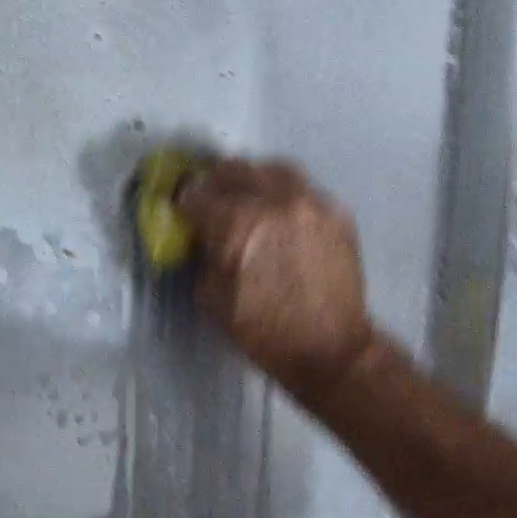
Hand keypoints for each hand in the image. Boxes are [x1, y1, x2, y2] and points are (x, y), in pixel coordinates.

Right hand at [177, 158, 375, 399]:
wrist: (328, 347)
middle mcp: (275, 202)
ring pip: (273, 170)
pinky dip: (282, 193)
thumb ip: (205, 259)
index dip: (184, 202)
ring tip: (243, 195)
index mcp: (238, 225)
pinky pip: (302, 188)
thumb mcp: (214, 300)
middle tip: (207, 197)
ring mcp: (311, 202)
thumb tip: (205, 241)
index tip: (180, 208)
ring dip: (251, 179)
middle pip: (236, 171)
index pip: (199, 196)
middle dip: (215, 183)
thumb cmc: (263, 333)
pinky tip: (277, 212)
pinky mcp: (336, 212)